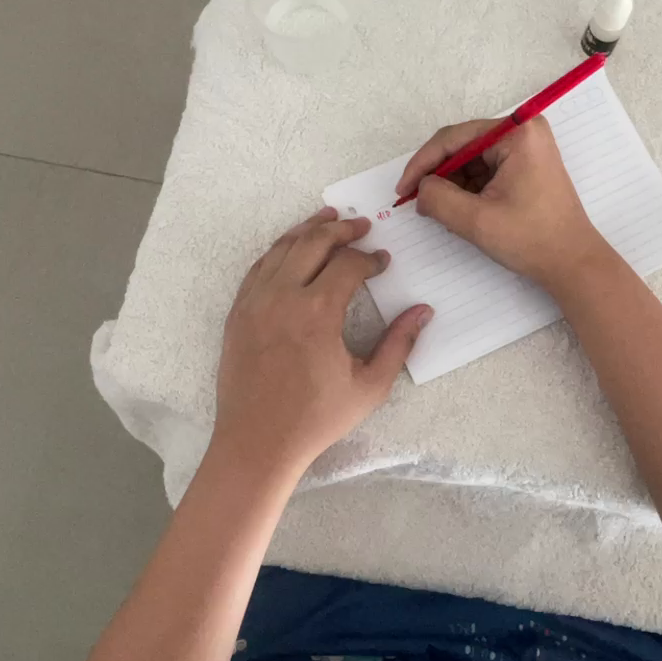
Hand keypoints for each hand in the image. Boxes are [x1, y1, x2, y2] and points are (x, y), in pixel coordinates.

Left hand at [211, 209, 431, 481]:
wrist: (257, 442)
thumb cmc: (317, 418)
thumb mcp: (370, 386)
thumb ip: (399, 344)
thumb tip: (423, 311)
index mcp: (317, 312)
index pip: (348, 265)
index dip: (370, 259)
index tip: (383, 263)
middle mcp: (282, 296)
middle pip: (313, 242)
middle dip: (342, 230)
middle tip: (362, 226)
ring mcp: (254, 301)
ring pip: (281, 248)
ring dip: (307, 230)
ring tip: (328, 218)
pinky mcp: (238, 312)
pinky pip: (258, 267)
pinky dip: (278, 250)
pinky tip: (291, 248)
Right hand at [395, 117, 614, 288]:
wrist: (573, 263)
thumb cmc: (533, 239)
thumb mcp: (476, 220)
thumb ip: (438, 198)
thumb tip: (419, 189)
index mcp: (516, 133)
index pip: (454, 138)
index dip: (422, 164)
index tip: (402, 190)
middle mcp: (523, 131)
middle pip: (462, 146)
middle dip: (437, 175)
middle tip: (416, 201)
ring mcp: (526, 148)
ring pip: (471, 160)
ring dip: (451, 184)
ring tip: (438, 210)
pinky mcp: (526, 166)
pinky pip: (486, 170)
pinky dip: (467, 189)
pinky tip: (458, 209)